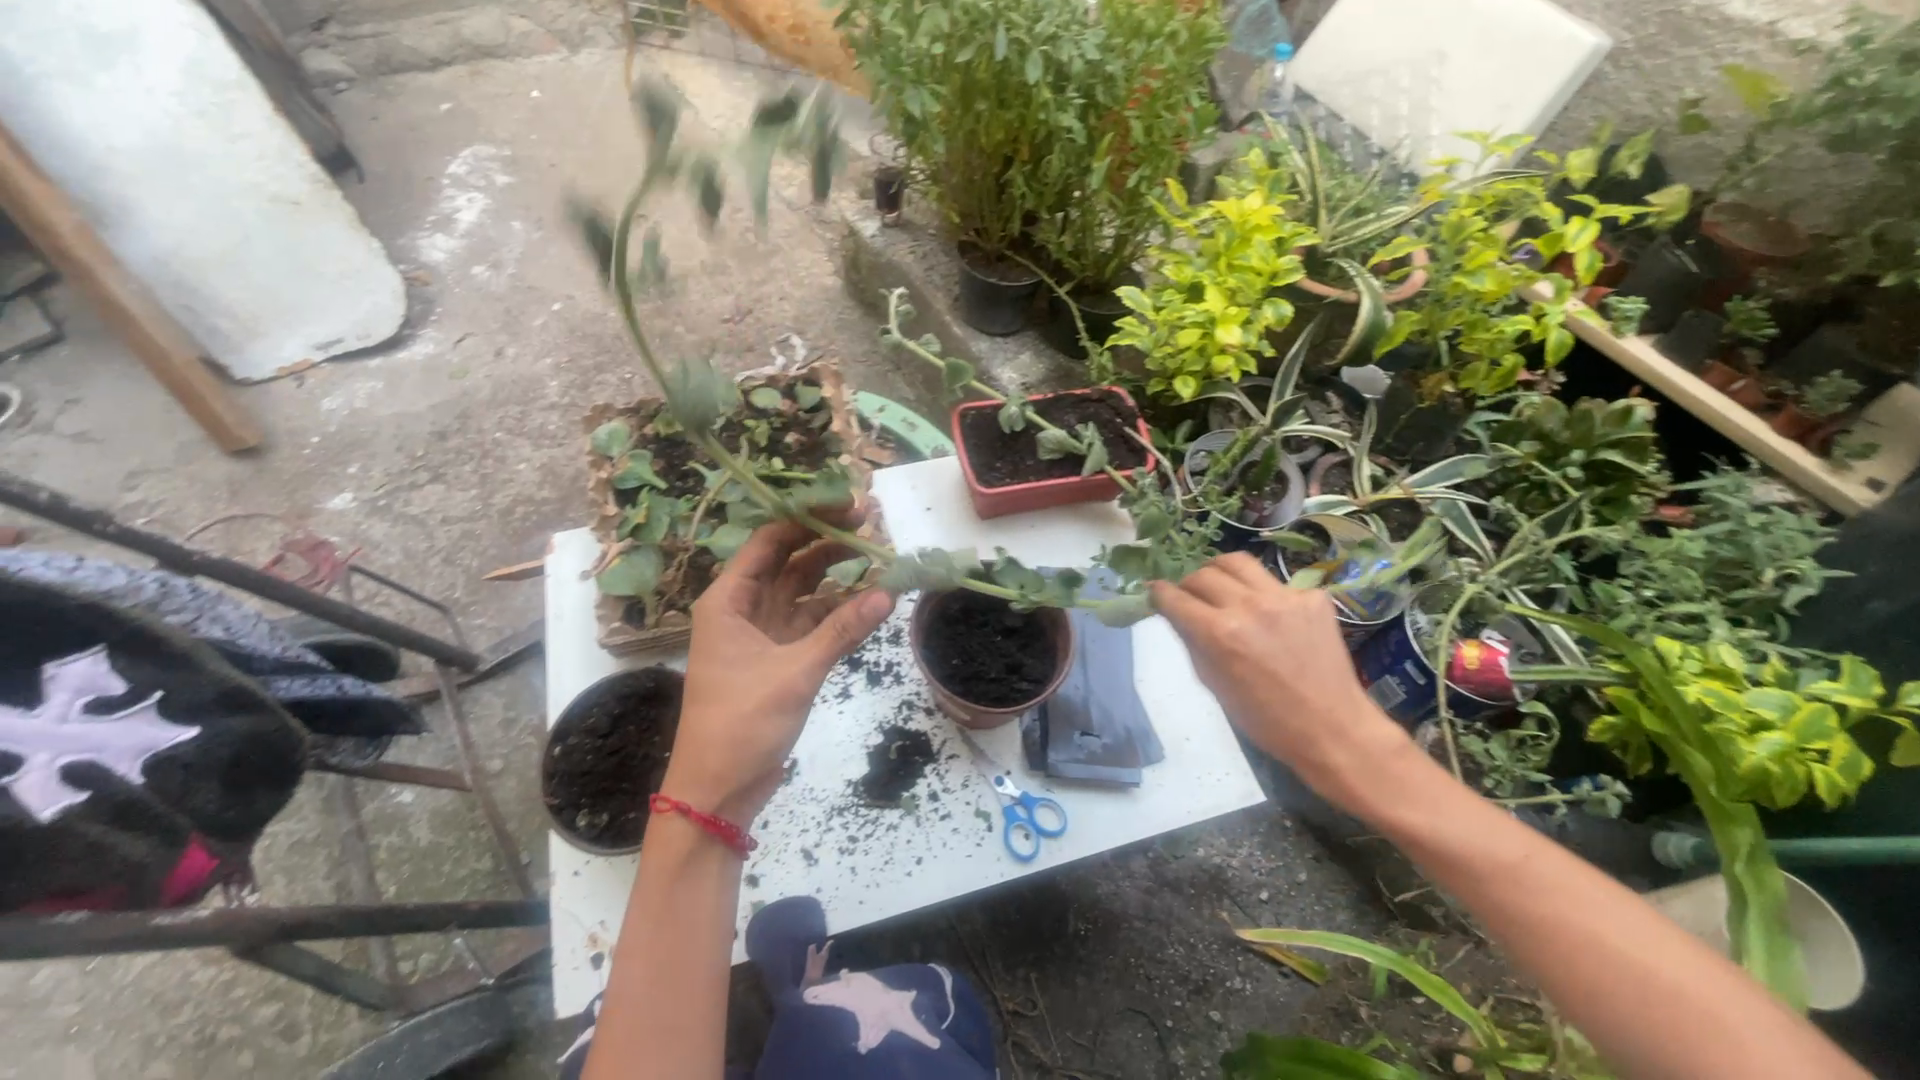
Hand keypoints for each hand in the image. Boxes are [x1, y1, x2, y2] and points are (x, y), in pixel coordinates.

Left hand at [664, 520, 894, 824]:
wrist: (718, 788)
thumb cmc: (741, 723)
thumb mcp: (794, 672)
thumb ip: (842, 630)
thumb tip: (888, 591)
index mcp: (728, 600)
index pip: (770, 540)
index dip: (808, 517)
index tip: (849, 505)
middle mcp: (742, 609)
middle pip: (789, 561)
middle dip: (828, 543)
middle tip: (872, 526)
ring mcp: (761, 635)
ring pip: (803, 592)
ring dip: (836, 577)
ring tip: (878, 558)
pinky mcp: (778, 660)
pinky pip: (811, 624)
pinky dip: (837, 613)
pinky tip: (868, 601)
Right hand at [1149, 553, 1413, 804]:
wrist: (1332, 728)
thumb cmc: (1266, 720)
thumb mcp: (1214, 686)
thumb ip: (1194, 644)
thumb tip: (1179, 617)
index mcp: (1219, 633)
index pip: (1176, 598)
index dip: (1159, 593)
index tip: (1155, 592)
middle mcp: (1249, 606)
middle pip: (1203, 574)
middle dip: (1187, 583)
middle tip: (1189, 596)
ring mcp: (1284, 597)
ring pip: (1238, 563)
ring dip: (1220, 572)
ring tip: (1221, 586)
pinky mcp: (1313, 598)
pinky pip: (1276, 583)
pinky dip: (1263, 594)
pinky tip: (1269, 614)